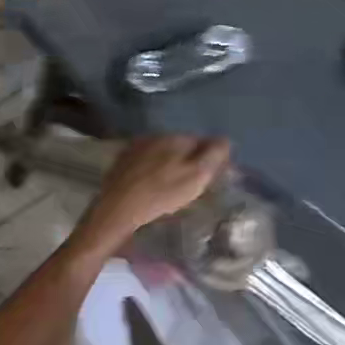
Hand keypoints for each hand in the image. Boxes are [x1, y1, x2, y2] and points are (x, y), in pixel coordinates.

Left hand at [79, 135, 230, 245]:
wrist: (119, 208)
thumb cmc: (162, 194)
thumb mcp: (197, 176)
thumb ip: (213, 155)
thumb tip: (225, 140)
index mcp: (176, 137)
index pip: (202, 142)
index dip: (209, 158)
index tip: (211, 176)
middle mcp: (155, 136)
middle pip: (180, 146)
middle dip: (188, 159)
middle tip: (192, 183)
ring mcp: (136, 147)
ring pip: (162, 152)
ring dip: (169, 164)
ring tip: (172, 186)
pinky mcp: (121, 160)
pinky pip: (145, 161)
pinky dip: (151, 170)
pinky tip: (151, 186)